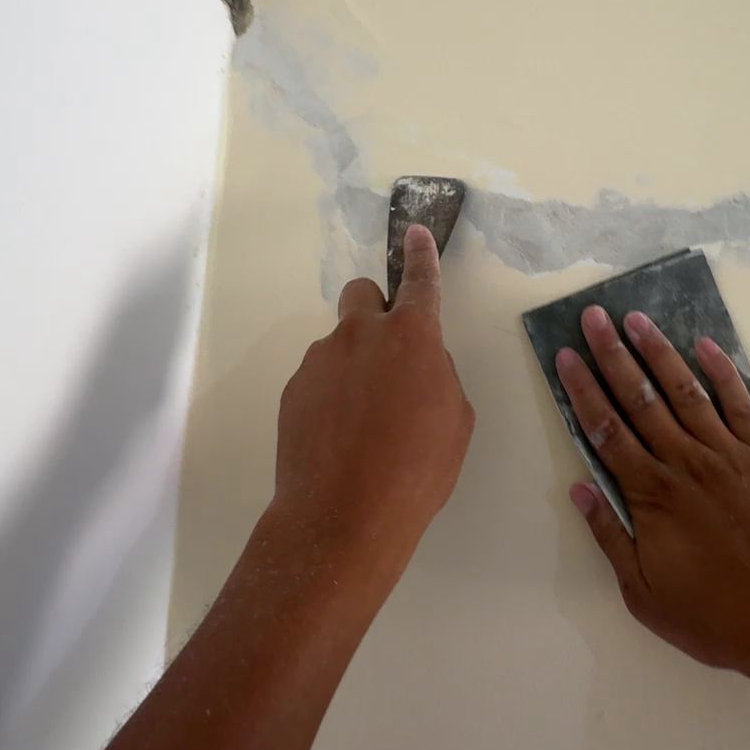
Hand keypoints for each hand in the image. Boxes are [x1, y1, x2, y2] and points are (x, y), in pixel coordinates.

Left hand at [272, 224, 474, 565]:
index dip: (421, 254)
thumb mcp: (456, 419)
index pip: (420, 281)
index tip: (415, 232)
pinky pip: (321, 378)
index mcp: (412, 336)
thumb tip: (417, 364)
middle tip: (388, 354)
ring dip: (356, 366)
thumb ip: (437, 374)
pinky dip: (332, 396)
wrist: (344, 517)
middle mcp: (362, 334)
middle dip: (376, 310)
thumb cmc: (418, 468)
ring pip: (342, 344)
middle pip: (362, 293)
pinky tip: (340, 438)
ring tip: (365, 424)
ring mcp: (321, 360)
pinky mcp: (293, 389)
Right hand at [558, 306, 749, 680]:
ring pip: (685, 391)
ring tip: (637, 318)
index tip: (565, 356)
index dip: (582, 390)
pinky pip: (740, 405)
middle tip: (593, 317)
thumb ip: (610, 536)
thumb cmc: (714, 615)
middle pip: (639, 398)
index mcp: (651, 494)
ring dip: (658, 352)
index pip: (606, 429)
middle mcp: (684, 462)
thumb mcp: (644, 593)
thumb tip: (578, 489)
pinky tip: (705, 345)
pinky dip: (722, 373)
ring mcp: (726, 454)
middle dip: (612, 354)